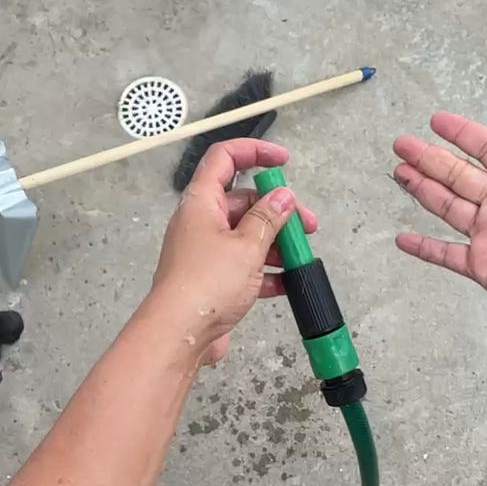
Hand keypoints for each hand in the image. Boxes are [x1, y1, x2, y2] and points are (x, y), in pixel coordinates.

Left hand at [149, 138, 318, 365]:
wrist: (180, 333)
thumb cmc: (205, 285)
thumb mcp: (247, 246)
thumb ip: (268, 218)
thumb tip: (282, 197)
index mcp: (201, 203)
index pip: (224, 159)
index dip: (254, 152)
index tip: (283, 161)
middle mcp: (200, 224)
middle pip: (243, 203)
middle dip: (278, 212)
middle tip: (306, 226)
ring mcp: (205, 254)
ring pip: (246, 237)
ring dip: (275, 245)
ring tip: (300, 258)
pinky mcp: (212, 281)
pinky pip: (243, 268)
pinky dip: (265, 272)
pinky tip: (286, 283)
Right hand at [392, 94, 486, 334]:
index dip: (462, 134)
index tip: (437, 121)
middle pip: (457, 174)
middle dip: (428, 159)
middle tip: (402, 144)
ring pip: (447, 206)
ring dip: (422, 189)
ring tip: (399, 172)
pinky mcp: (480, 264)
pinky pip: (445, 253)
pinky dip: (423, 247)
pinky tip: (402, 238)